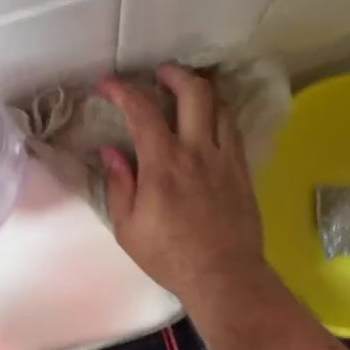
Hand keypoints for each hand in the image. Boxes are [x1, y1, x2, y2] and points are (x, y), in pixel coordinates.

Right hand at [98, 66, 269, 301]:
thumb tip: (111, 153)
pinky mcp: (242, 170)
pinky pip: (233, 128)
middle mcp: (197, 150)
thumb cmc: (170, 257)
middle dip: (173, 74)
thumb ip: (119, 185)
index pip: (141, 109)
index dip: (122, 89)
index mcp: (163, 164)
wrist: (223, 275)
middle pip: (192, 90)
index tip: (107, 85)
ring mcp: (225, 158)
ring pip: (219, 104)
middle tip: (159, 75)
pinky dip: (219, 114)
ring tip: (187, 92)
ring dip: (201, 90)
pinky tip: (211, 122)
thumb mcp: (128, 229)